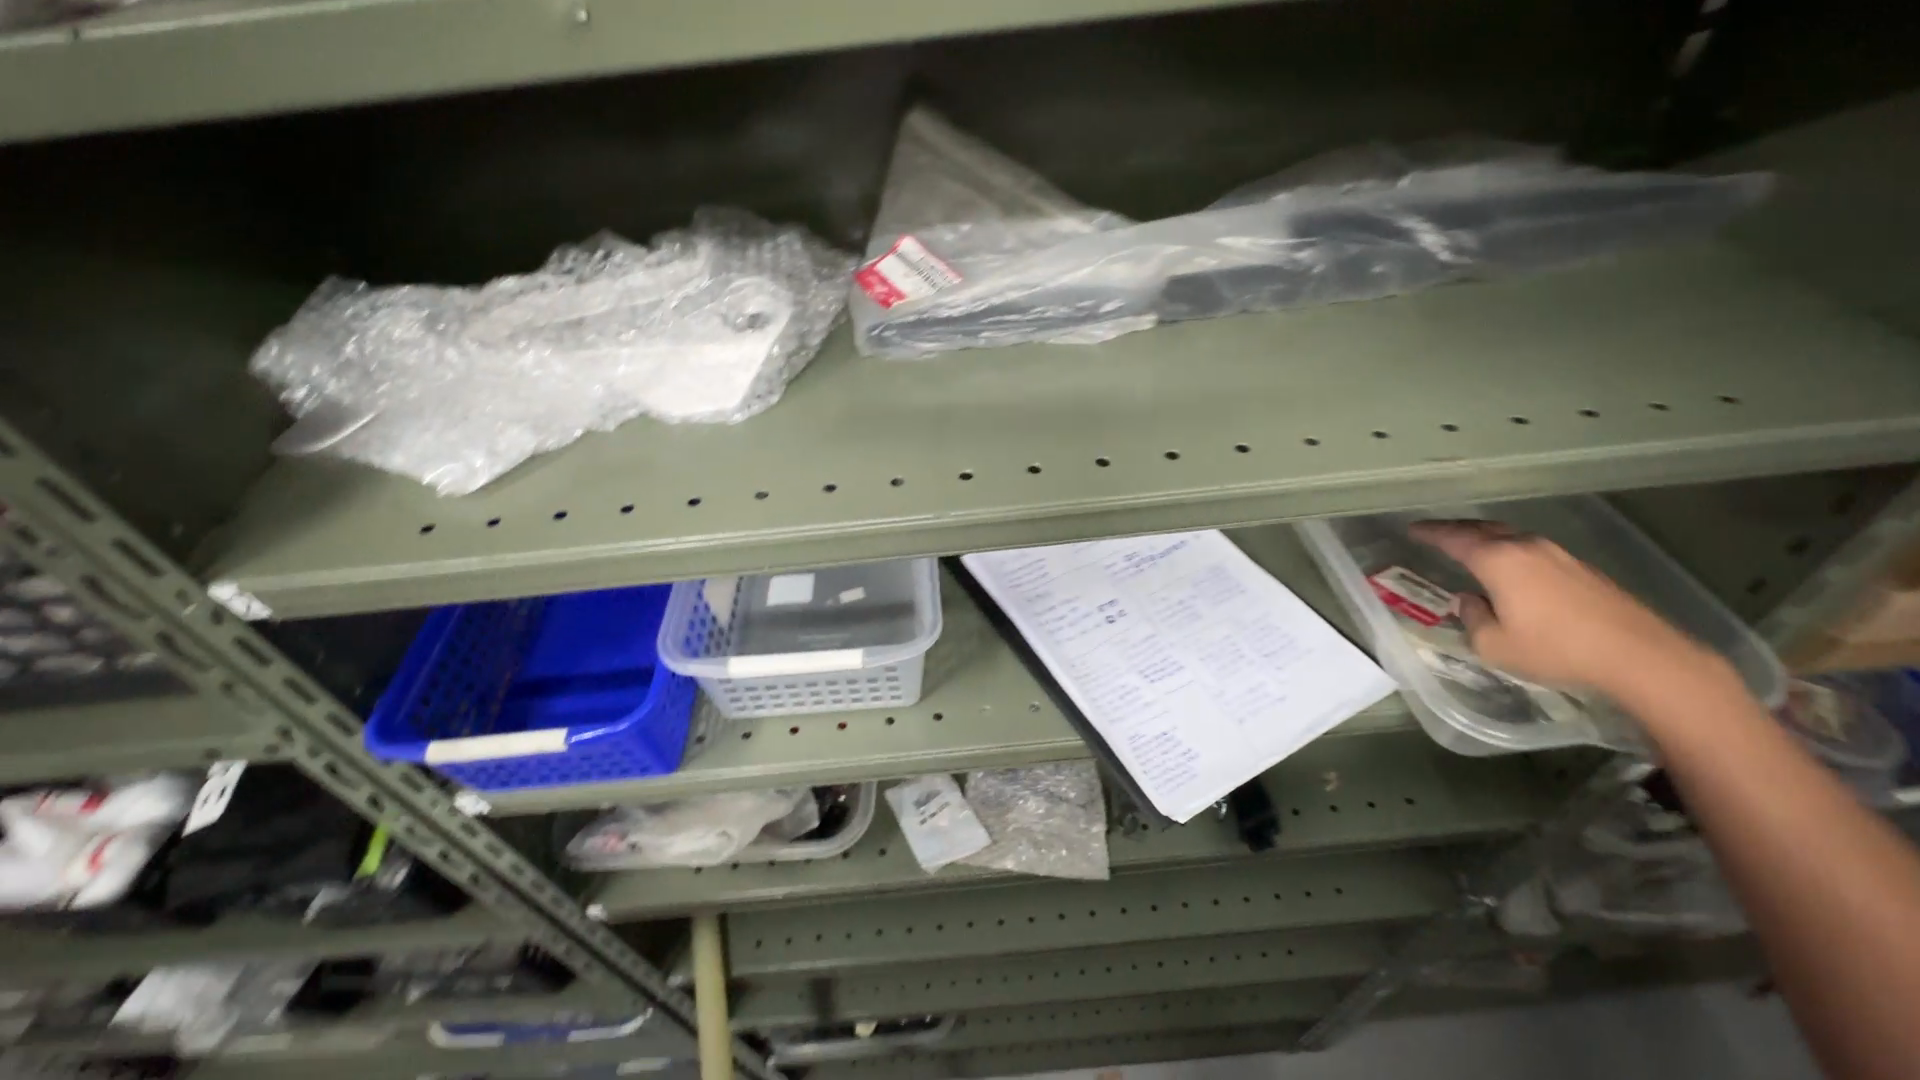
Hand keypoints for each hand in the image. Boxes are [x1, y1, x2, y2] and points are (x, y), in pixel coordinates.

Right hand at [1409, 519, 1723, 699]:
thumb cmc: (1555, 650)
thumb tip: (1469, 602)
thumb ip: (1473, 619)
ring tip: (1472, 548)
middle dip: (1457, 529)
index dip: (1431, 533)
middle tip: (1437, 534)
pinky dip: (1512, 553)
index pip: (1455, 538)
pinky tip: (1512, 570)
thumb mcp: (1495, 645)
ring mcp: (1559, 555)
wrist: (1636, 654)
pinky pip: (1533, 551)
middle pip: (1485, 529)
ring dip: (1488, 539)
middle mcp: (1527, 548)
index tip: (1412, 529)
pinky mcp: (1582, 569)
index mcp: (1499, 561)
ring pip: (1512, 538)